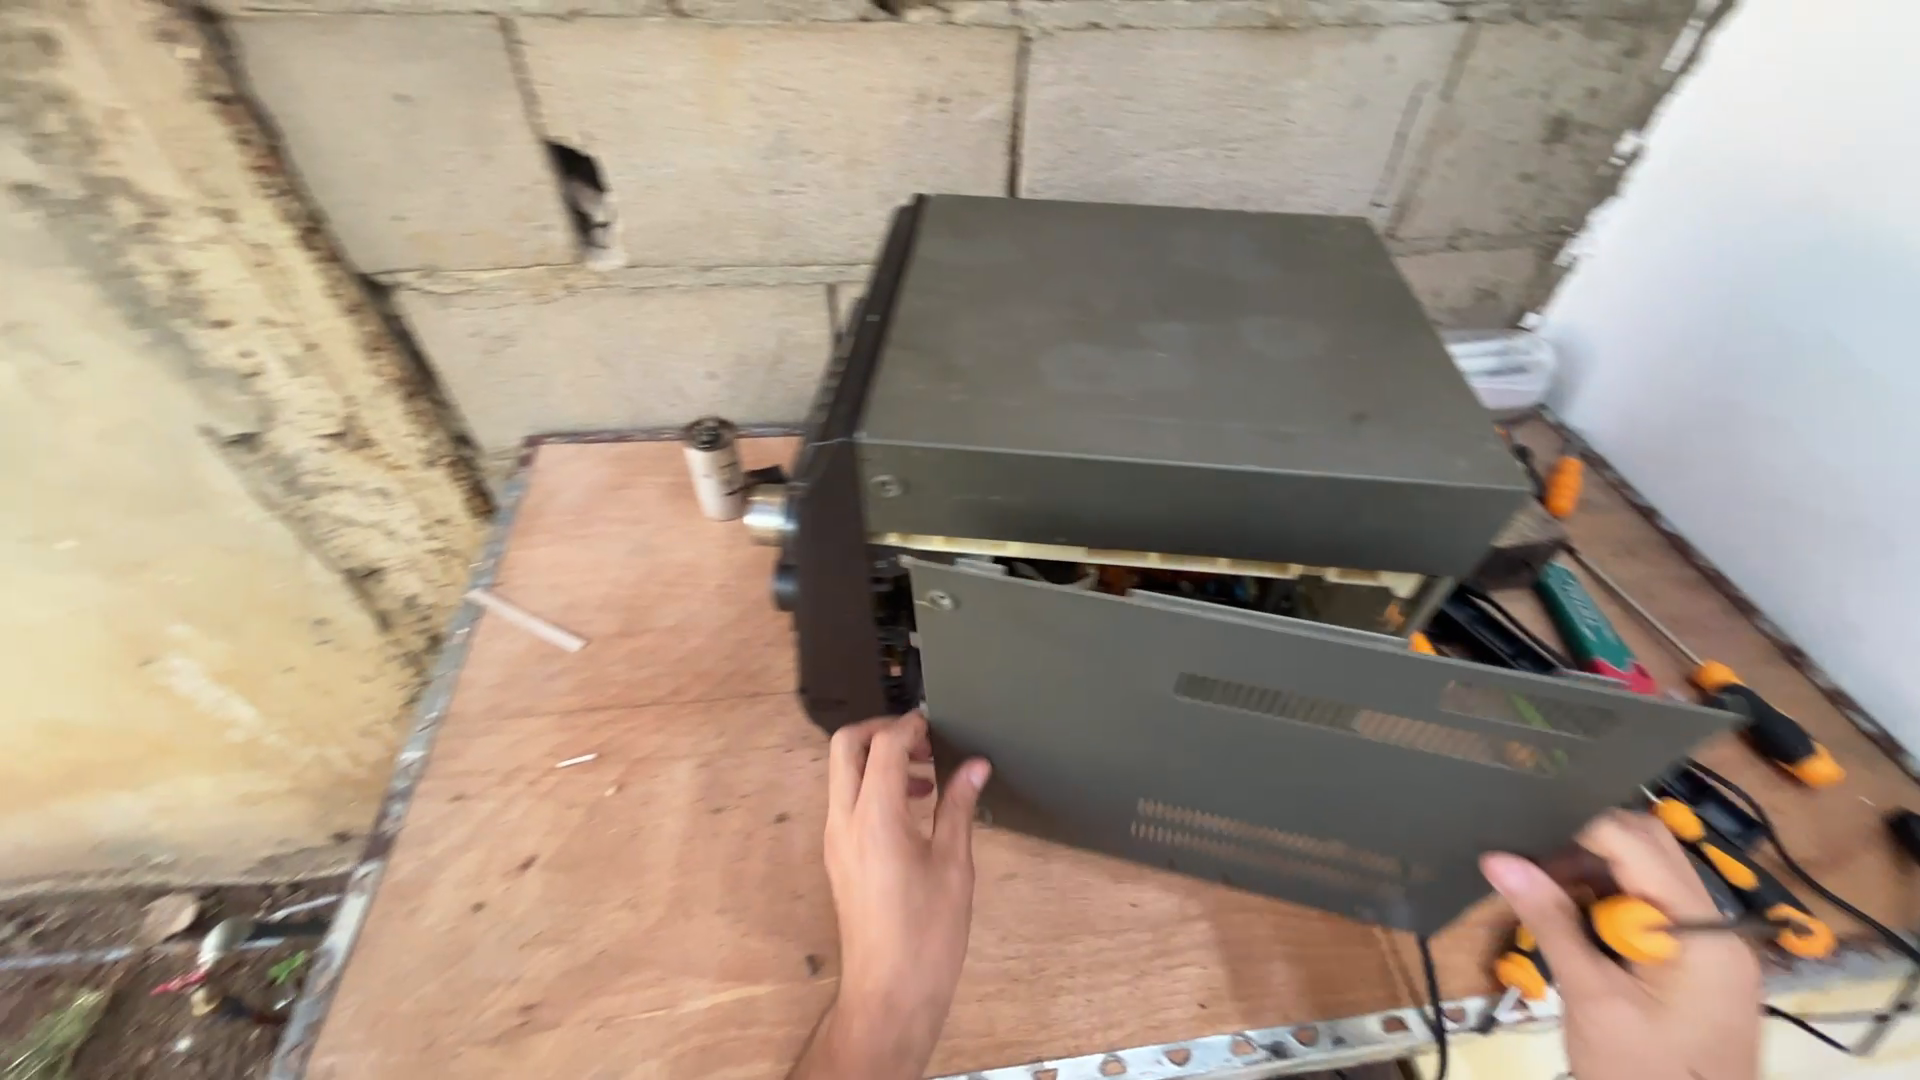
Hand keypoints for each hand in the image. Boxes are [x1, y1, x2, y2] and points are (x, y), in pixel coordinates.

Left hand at [789, 712, 991, 1079]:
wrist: (889, 994)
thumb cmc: (926, 935)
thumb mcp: (954, 864)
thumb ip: (959, 805)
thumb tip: (974, 767)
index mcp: (876, 819)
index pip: (884, 746)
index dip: (910, 725)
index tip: (934, 723)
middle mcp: (845, 821)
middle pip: (846, 746)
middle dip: (881, 730)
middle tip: (920, 738)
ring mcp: (835, 839)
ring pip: (843, 772)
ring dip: (878, 758)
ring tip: (925, 773)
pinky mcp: (838, 855)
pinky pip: (848, 800)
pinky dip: (873, 786)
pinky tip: (913, 806)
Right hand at [1481, 809, 1762, 1079]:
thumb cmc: (1643, 1073)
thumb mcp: (1591, 997)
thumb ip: (1550, 920)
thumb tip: (1496, 858)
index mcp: (1704, 933)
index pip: (1638, 843)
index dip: (1577, 829)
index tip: (1522, 844)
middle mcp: (1715, 928)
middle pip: (1646, 848)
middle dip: (1581, 846)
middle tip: (1529, 869)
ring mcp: (1705, 946)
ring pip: (1640, 871)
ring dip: (1585, 873)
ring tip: (1539, 897)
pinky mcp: (1688, 962)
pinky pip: (1640, 904)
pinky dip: (1597, 899)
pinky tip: (1566, 920)